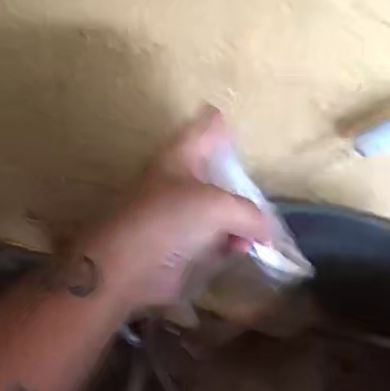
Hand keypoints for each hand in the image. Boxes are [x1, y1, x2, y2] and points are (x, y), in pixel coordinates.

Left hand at [75, 108, 271, 308]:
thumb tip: (264, 232)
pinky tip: (237, 253)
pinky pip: (208, 243)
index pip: (204, 128)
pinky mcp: (174, 249)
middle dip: (239, 187)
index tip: (231, 122)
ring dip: (236, 225)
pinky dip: (224, 247)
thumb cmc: (168, 222)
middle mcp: (175, 182)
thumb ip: (249, 215)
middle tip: (260, 202)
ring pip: (214, 214)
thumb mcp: (218, 208)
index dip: (219, 123)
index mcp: (180, 158)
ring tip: (253, 239)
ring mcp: (173, 218)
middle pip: (214, 175)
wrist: (124, 268)